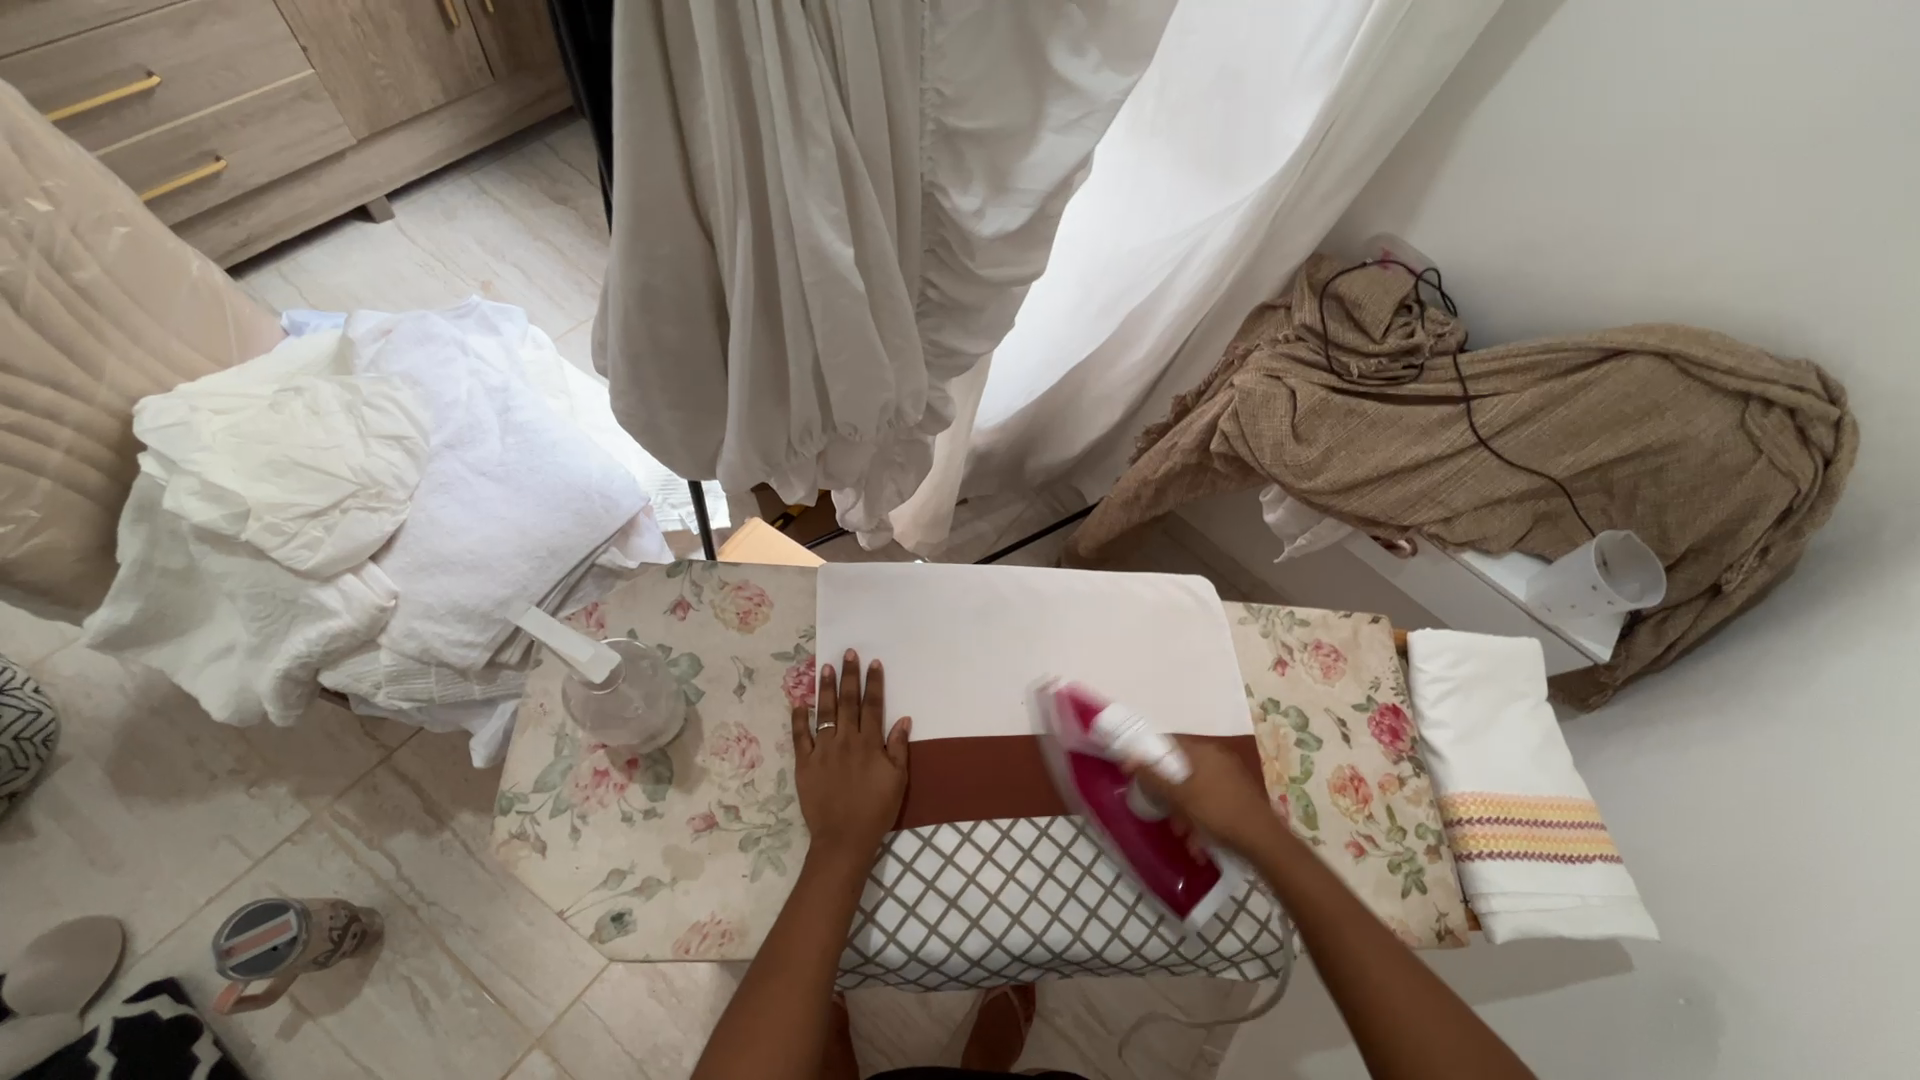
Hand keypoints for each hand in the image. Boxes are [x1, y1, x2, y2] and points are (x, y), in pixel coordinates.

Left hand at [790, 649, 910, 869]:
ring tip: (825, 667)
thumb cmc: (876, 810)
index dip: (873, 683)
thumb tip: (903, 718)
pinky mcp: (804, 763)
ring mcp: (822, 750)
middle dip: (849, 676)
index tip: (873, 663)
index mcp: (870, 743)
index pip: (873, 705)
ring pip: (824, 712)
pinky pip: (800, 736)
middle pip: (847, 701)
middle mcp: (846, 740)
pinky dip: (799, 718)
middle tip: (848, 653)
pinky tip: (799, 702)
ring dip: (825, 688)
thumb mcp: (898, 780)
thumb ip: (898, 747)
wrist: (844, 838)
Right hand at [1129, 736, 1292, 858]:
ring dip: (1184, 810)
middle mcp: (1217, 757)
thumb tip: (1129, 760)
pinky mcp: (1239, 794)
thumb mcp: (1179, 797)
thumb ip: (1153, 778)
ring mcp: (1230, 776)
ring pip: (1195, 788)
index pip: (1169, 742)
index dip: (1150, 754)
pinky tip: (1199, 841)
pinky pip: (1210, 799)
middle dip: (1169, 792)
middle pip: (1181, 767)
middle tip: (1162, 810)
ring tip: (1183, 834)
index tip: (1138, 772)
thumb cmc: (1217, 813)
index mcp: (1203, 751)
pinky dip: (1201, 816)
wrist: (1263, 841)